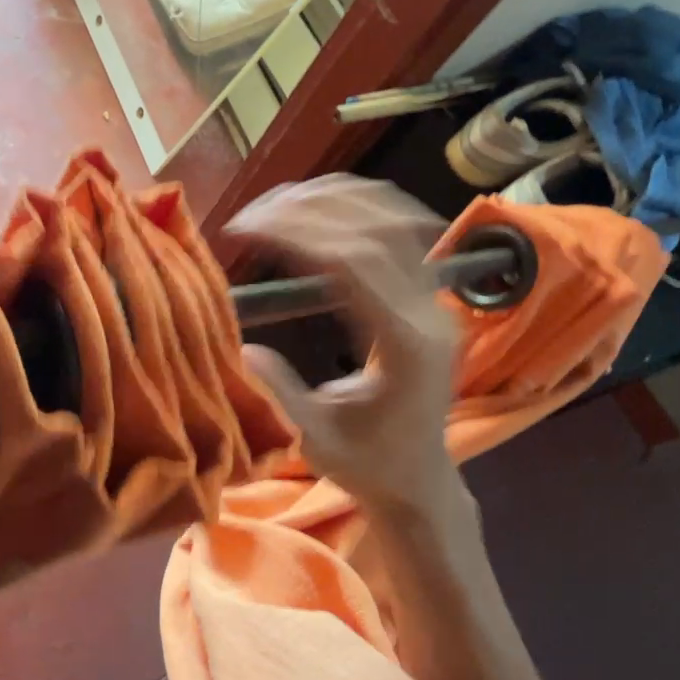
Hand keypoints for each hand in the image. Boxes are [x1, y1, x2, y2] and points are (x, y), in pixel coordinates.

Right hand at [226, 175, 462, 513]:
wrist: (419, 480)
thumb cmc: (368, 466)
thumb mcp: (316, 441)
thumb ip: (283, 394)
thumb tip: (244, 346)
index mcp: (405, 345)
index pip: (352, 264)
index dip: (295, 235)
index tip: (244, 229)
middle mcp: (429, 311)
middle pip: (375, 229)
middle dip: (307, 209)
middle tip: (250, 214)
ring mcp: (435, 300)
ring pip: (394, 218)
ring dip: (334, 199)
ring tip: (277, 202)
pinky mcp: (427, 296)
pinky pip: (400, 229)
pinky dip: (358, 207)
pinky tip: (320, 207)